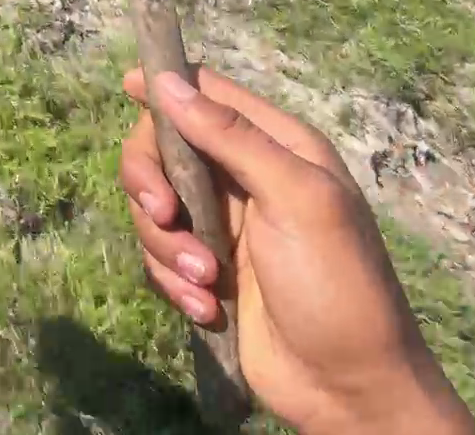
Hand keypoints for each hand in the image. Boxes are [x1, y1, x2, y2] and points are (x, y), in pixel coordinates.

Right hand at [120, 69, 474, 434]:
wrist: (350, 394)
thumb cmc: (338, 285)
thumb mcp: (295, 199)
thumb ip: (231, 136)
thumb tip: (166, 81)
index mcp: (273, 146)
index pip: (206, 92)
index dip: (165, 84)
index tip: (125, 85)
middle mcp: (239, 176)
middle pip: (159, 146)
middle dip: (150, 180)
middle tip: (164, 212)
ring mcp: (217, 221)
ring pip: (150, 202)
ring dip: (166, 243)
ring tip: (206, 281)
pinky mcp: (199, 263)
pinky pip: (156, 250)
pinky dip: (172, 277)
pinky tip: (206, 306)